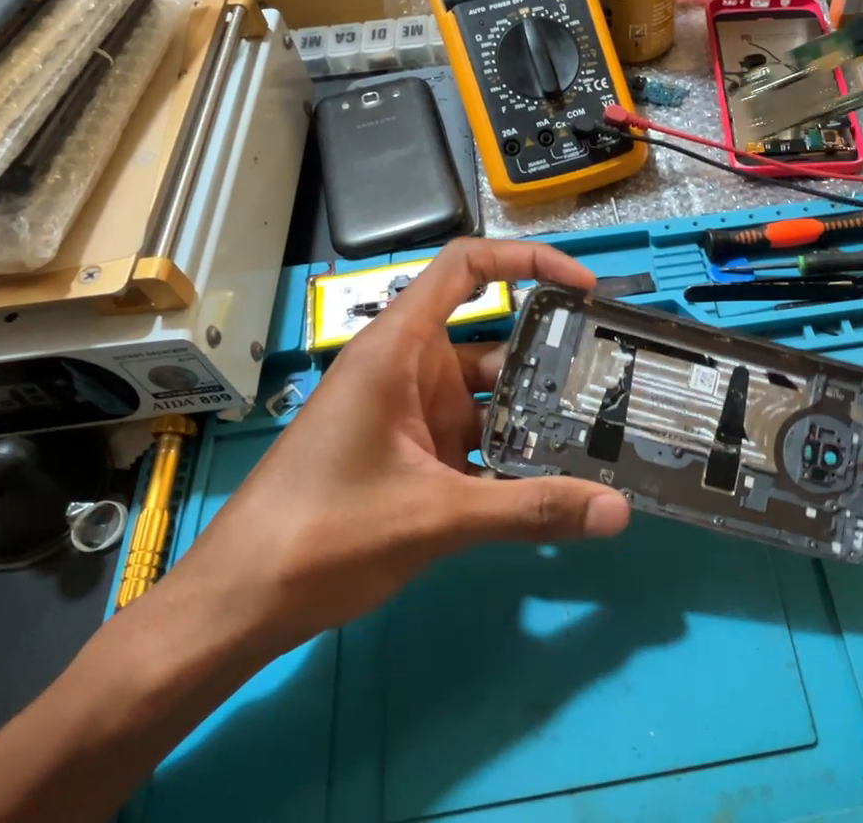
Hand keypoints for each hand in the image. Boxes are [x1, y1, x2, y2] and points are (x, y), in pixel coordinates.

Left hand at [165, 239, 631, 657]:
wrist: (242, 602)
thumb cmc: (322, 533)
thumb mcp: (435, 516)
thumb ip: (529, 509)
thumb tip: (619, 512)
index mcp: (398, 350)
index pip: (465, 270)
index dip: (527, 261)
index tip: (584, 287)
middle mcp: (408, 372)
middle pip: (493, 343)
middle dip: (552, 358)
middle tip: (617, 383)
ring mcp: (409, 418)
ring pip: (489, 400)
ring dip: (537, 417)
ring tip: (604, 435)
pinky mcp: (411, 459)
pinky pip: (475, 443)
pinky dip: (513, 458)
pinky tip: (558, 483)